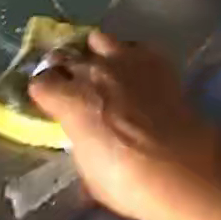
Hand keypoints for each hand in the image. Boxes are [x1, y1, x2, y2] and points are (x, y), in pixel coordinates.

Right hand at [27, 31, 220, 219]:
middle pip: (65, 55)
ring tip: (103, 68)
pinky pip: (133, 46)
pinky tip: (136, 71)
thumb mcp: (88, 172)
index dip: (43, 93)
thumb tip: (82, 138)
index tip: (49, 102)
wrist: (180, 164)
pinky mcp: (155, 57)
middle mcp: (92, 71)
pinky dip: (130, 55)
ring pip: (98, 39)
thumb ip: (79, 144)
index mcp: (69, 100)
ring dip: (95, 53)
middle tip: (72, 84)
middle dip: (64, 68)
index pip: (40, 82)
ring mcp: (125, 59)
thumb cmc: (127, 180)